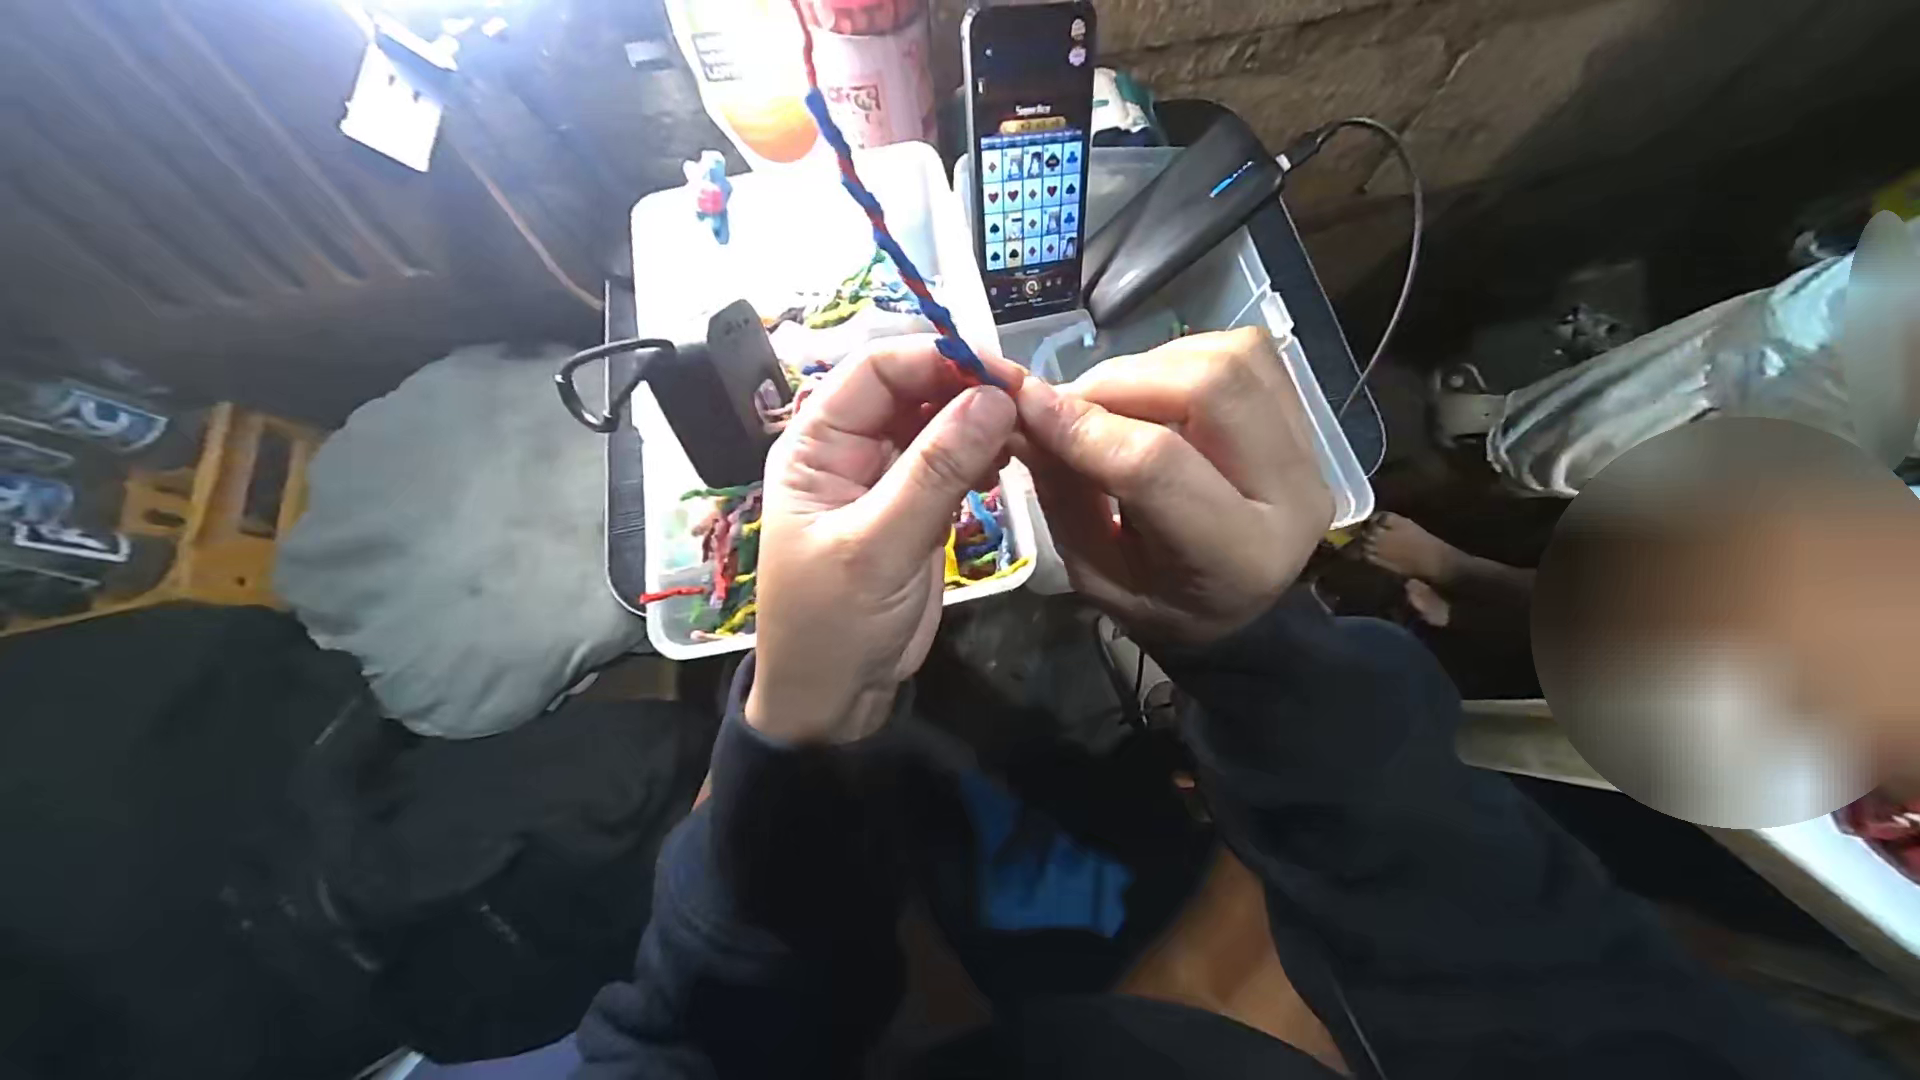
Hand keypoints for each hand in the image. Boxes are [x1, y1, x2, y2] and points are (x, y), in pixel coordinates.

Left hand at [748, 337, 1025, 743]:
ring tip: (1022, 439)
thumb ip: (935, 471)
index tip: (1001, 375)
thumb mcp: (879, 546)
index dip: (937, 360)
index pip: (876, 370)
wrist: (836, 697)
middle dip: (968, 391)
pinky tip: (1003, 469)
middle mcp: (850, 449)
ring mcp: (886, 478)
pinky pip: (952, 464)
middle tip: (1027, 406)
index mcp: (817, 444)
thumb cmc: (835, 623)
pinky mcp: (916, 508)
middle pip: (913, 391)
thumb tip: (994, 398)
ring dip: (981, 424)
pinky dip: (981, 458)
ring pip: (939, 425)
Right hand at [1015, 326, 1331, 644]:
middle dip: (1118, 381)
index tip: (1026, 406)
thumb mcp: (1095, 571)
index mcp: (1235, 557)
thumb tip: (1024, 413)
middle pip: (1209, 386)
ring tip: (1111, 403)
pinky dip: (1179, 359)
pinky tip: (1153, 394)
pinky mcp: (1305, 418)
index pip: (1155, 465)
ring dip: (1148, 367)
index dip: (1083, 427)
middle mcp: (1290, 494)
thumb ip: (1063, 493)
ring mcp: (1309, 449)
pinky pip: (1243, 351)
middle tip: (1069, 404)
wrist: (1234, 606)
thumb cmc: (1158, 603)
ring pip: (1229, 356)